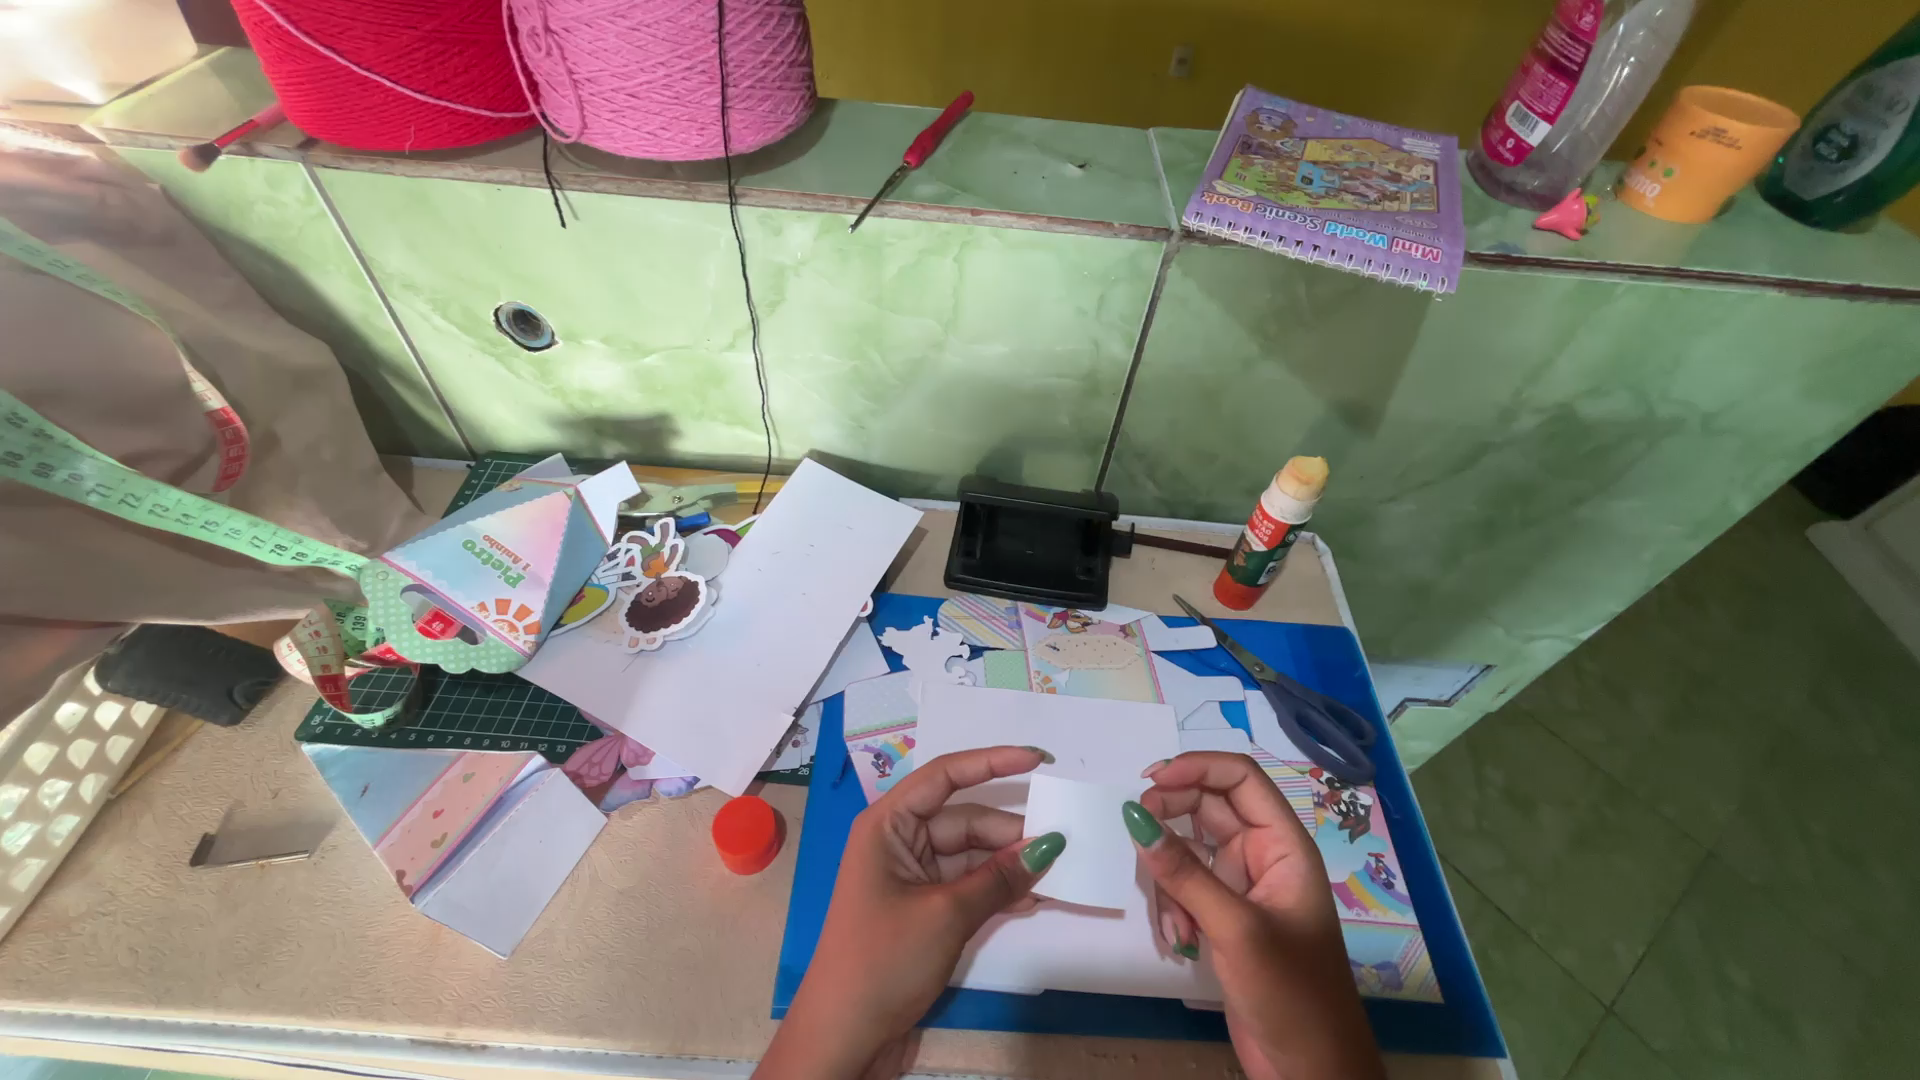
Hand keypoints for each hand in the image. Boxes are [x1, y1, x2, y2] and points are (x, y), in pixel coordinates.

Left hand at [758, 746, 1064, 1078]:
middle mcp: (899, 840)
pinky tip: (1034, 897)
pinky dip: (998, 889)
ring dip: (1010, 863)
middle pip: (965, 820)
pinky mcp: (924, 908)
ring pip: (971, 854)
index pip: (945, 775)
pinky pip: (969, 884)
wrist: (845, 1038)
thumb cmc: (883, 961)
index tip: (1037, 758)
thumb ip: (999, 877)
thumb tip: (1049, 846)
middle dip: (1010, 831)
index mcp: (888, 824)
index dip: (992, 761)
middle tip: (1063, 841)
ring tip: (1058, 871)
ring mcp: (912, 875)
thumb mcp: (945, 915)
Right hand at [1127, 752, 1384, 1079]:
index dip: (1195, 767)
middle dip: (1170, 817)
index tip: (1149, 780)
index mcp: (1283, 845)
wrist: (1311, 1074)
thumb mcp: (1235, 929)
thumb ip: (1183, 871)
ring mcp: (1241, 885)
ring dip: (1169, 874)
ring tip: (1172, 917)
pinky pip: (1184, 886)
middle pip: (1207, 807)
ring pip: (1189, 848)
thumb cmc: (1291, 995)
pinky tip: (1178, 940)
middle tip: (1135, 830)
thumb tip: (1133, 816)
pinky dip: (1172, 904)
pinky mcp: (1223, 915)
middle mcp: (1263, 855)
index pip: (1239, 778)